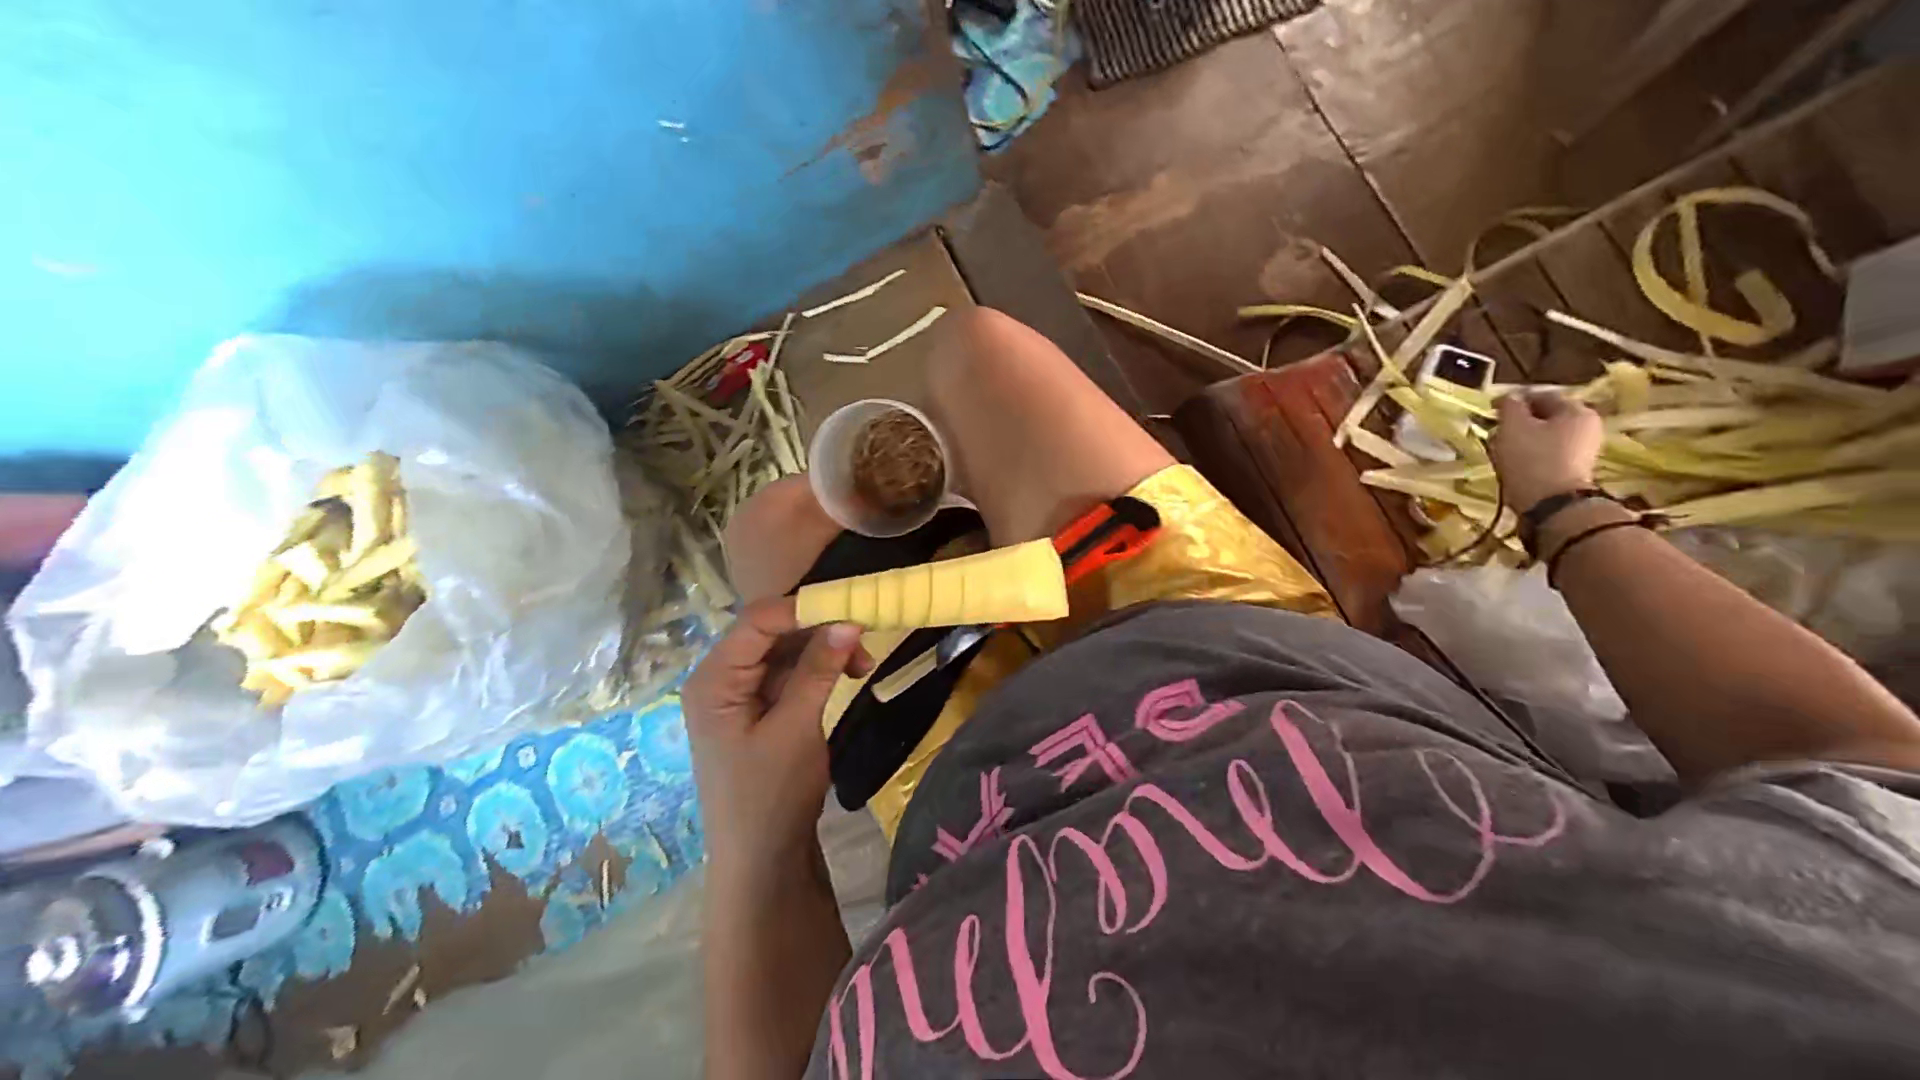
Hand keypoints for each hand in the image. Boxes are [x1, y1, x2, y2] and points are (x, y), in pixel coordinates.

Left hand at [683, 598, 869, 883]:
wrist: (762, 863)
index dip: (804, 608)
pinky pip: (789, 675)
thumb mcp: (797, 728)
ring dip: (824, 650)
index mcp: (714, 679)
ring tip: (864, 664)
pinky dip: (819, 670)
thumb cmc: (770, 796)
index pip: (757, 621)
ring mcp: (739, 695)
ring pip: (785, 651)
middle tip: (866, 636)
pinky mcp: (759, 711)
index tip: (853, 607)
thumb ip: (819, 670)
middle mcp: (721, 678)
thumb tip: (849, 620)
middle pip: (771, 632)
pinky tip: (847, 675)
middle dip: (819, 628)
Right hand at [1490, 390, 1605, 511]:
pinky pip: (1547, 453)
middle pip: (1545, 417)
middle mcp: (1587, 426)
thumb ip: (1510, 406)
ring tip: (1499, 449)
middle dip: (1518, 422)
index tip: (1490, 409)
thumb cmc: (1531, 458)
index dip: (1513, 400)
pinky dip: (1529, 454)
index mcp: (1577, 410)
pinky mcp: (1573, 469)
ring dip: (1522, 439)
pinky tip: (1512, 462)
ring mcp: (1583, 449)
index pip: (1541, 395)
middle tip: (1495, 430)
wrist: (1550, 503)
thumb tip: (1509, 398)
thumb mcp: (1514, 426)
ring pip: (1545, 436)